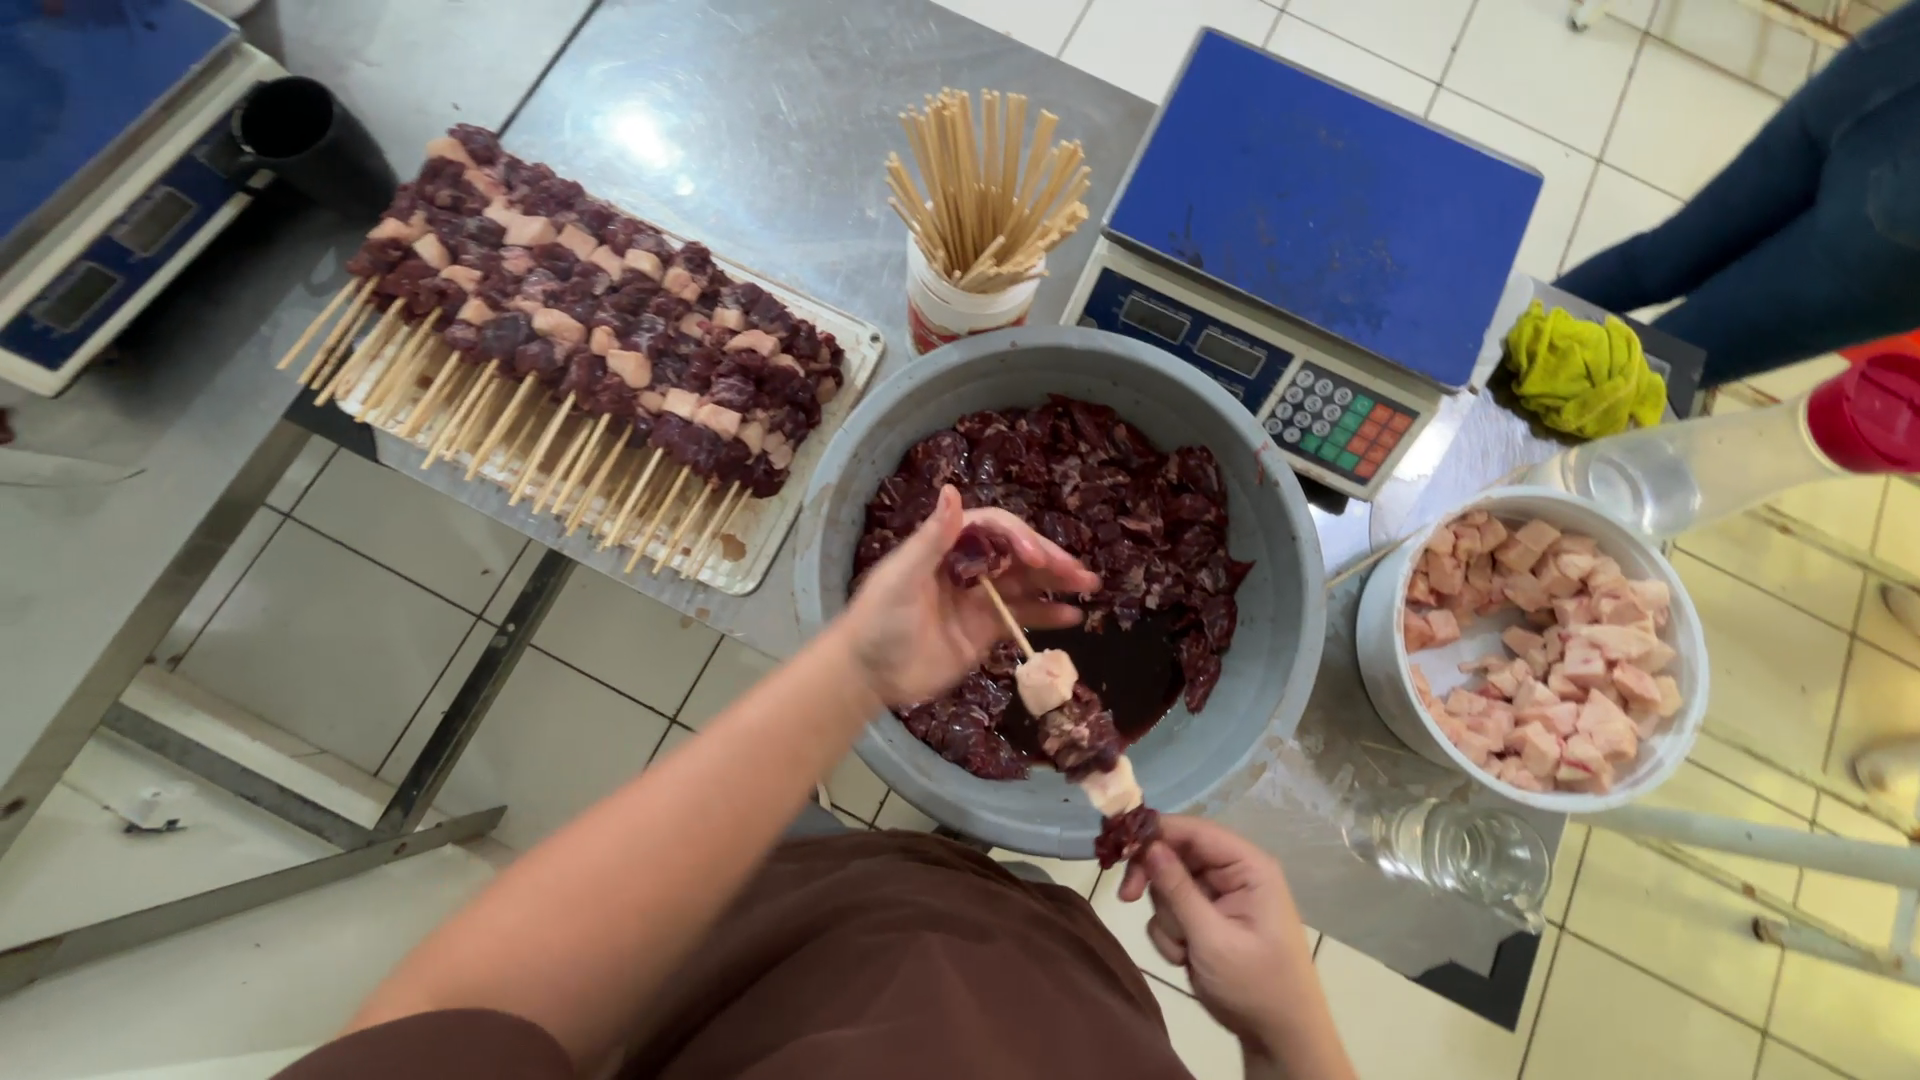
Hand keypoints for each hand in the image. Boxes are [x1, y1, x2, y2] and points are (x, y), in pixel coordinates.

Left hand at [841, 485, 1100, 704]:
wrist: (867, 674)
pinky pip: (1022, 618)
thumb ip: (931, 538)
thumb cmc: (878, 619)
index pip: (994, 530)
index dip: (1020, 538)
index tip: (1037, 558)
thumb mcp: (901, 577)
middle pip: (1017, 555)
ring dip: (1057, 583)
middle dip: (1050, 560)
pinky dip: (1047, 616)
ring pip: (1026, 584)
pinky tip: (1072, 617)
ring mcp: (979, 599)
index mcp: (947, 546)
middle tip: (1080, 572)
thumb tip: (951, 490)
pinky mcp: (985, 630)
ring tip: (1089, 586)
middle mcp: (968, 567)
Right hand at [1120, 816, 1319, 1049]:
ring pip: (1167, 883)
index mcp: (1248, 866)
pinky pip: (1169, 909)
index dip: (1155, 832)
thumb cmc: (1256, 986)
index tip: (1120, 848)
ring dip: (1166, 917)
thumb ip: (1178, 890)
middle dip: (1153, 880)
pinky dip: (1170, 933)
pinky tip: (1186, 958)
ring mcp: (1217, 895)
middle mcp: (1232, 872)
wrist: (1277, 1039)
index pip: (1194, 830)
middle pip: (1174, 852)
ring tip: (1184, 950)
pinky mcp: (1204, 917)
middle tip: (1127, 898)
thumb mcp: (1213, 939)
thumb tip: (1148, 845)